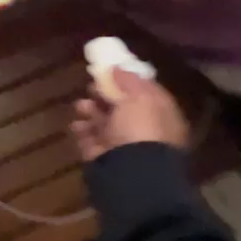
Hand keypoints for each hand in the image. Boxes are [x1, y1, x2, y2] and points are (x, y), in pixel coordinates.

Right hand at [71, 72, 188, 160]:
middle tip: (91, 88)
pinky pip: (91, 139)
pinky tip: (78, 125)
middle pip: (121, 107)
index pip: (146, 93)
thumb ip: (128, 80)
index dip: (128, 81)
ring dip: (90, 111)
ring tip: (81, 107)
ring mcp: (124, 147)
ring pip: (104, 123)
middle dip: (104, 96)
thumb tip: (117, 68)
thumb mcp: (140, 97)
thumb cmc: (141, 129)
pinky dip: (83, 131)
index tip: (110, 71)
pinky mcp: (105, 159)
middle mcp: (145, 131)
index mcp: (162, 116)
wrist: (131, 172)